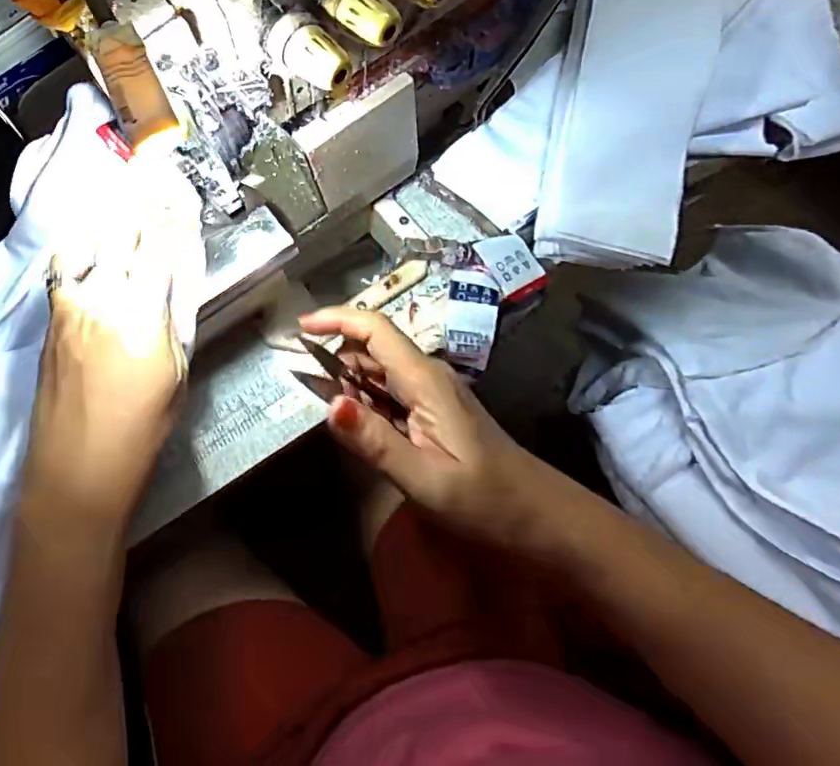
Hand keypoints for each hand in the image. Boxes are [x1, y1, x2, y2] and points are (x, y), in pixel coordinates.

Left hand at [25, 158, 201, 529]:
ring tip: (119, 185)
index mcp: (143, 317)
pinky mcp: (50, 318)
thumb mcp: (178, 373)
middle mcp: (103, 301)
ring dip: (107, 211)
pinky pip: (66, 265)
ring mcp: (70, 307)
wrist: (73, 476)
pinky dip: (81, 240)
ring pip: (89, 242)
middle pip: (123, 234)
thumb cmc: (141, 432)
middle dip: (138, 196)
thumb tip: (181, 269)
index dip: (171, 212)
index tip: (178, 184)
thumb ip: (178, 314)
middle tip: (148, 164)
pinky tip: (89, 230)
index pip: (162, 247)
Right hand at [299, 306, 546, 546]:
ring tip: (318, 404)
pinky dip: (362, 399)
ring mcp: (431, 392)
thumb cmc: (488, 501)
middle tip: (301, 385)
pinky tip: (352, 422)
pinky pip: (387, 392)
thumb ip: (375, 442)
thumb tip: (328, 405)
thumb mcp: (426, 479)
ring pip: (377, 369)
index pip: (374, 329)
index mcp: (424, 380)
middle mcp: (426, 376)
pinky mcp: (432, 411)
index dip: (335, 319)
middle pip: (370, 346)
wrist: (541, 520)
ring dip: (345, 379)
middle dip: (332, 355)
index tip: (298, 328)